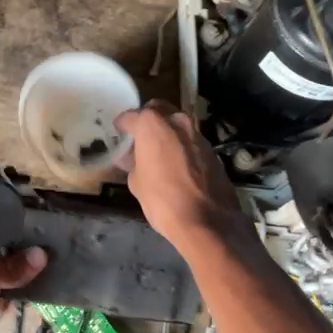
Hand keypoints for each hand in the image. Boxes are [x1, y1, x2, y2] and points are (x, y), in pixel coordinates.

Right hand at [116, 101, 246, 251]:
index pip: (131, 116)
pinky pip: (191, 141)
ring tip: (159, 153)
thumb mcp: (136, 183)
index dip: (122, 125)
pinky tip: (177, 166)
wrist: (208, 222)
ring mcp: (198, 135)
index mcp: (152, 125)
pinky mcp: (213, 151)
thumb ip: (133, 163)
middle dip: (147, 119)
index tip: (119, 133)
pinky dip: (182, 147)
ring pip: (177, 124)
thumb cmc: (163, 200)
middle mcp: (177, 122)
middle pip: (158, 110)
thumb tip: (131, 158)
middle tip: (140, 137)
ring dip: (167, 133)